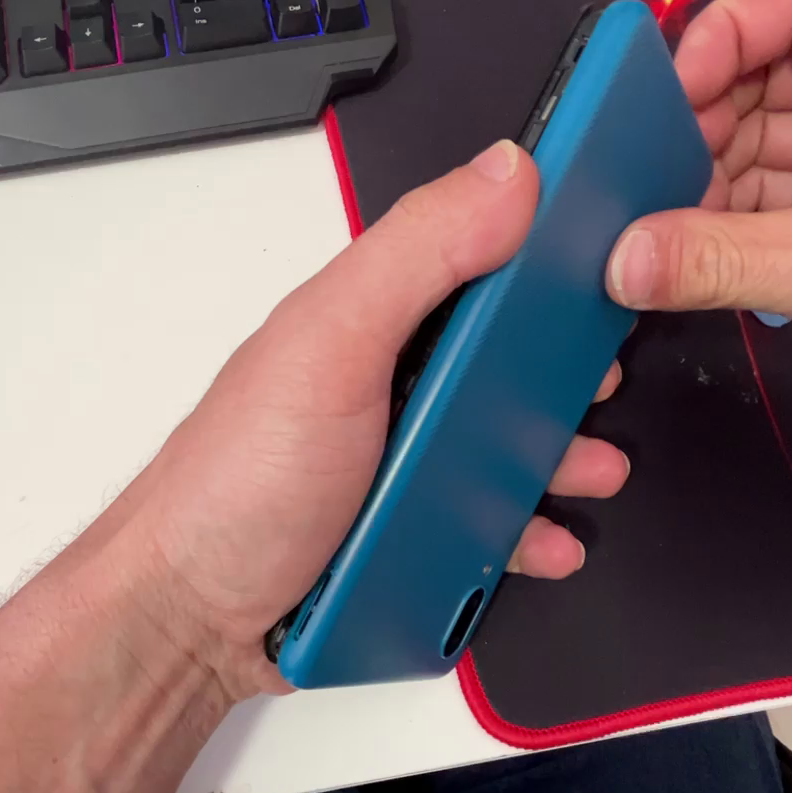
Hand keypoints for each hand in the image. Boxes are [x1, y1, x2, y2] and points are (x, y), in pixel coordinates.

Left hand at [114, 141, 628, 698]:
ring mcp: (394, 459)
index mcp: (369, 322)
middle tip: (599, 383)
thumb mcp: (328, 348)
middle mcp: (383, 384)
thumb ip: (415, 256)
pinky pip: (482, 515)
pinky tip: (543, 539)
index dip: (539, 258)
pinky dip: (523, 526)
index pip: (469, 261)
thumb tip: (502, 175)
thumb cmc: (237, 483)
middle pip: (496, 360)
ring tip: (589, 469)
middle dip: (560, 371)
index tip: (598, 265)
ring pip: (498, 442)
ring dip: (556, 454)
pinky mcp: (403, 526)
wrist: (191, 617)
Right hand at [605, 0, 791, 433]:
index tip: (661, 108)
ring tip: (662, 235)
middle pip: (771, 73)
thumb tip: (617, 263)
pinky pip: (777, 201)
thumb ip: (722, 261)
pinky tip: (696, 259)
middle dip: (703, 127)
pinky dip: (732, 227)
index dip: (722, 37)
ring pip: (766, 145)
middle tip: (645, 187)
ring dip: (710, 188)